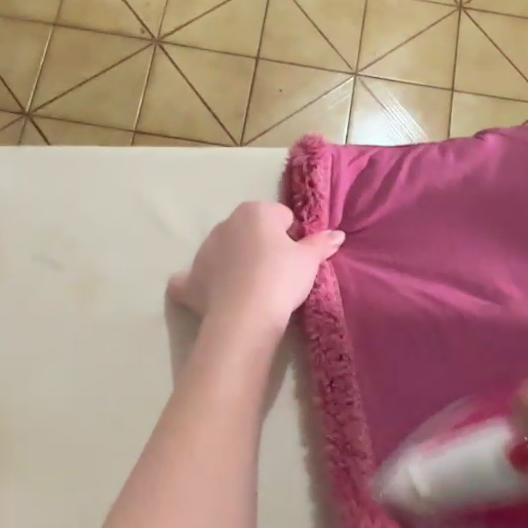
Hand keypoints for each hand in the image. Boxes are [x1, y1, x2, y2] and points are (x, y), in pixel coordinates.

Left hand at [168, 201, 343, 333]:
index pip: (281, 217)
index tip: (296, 258)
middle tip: (277, 274)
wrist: (246, 315)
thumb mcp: (309, 261)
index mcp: (255, 211)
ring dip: (234, 263)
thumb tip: (338, 234)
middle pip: (249, 231)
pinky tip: (210, 296)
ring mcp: (203, 250)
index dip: (291, 237)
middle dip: (261, 246)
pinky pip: (191, 278)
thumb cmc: (281, 278)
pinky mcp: (189, 278)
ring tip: (252, 290)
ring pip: (223, 251)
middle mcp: (225, 224)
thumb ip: (321, 244)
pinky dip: (199, 283)